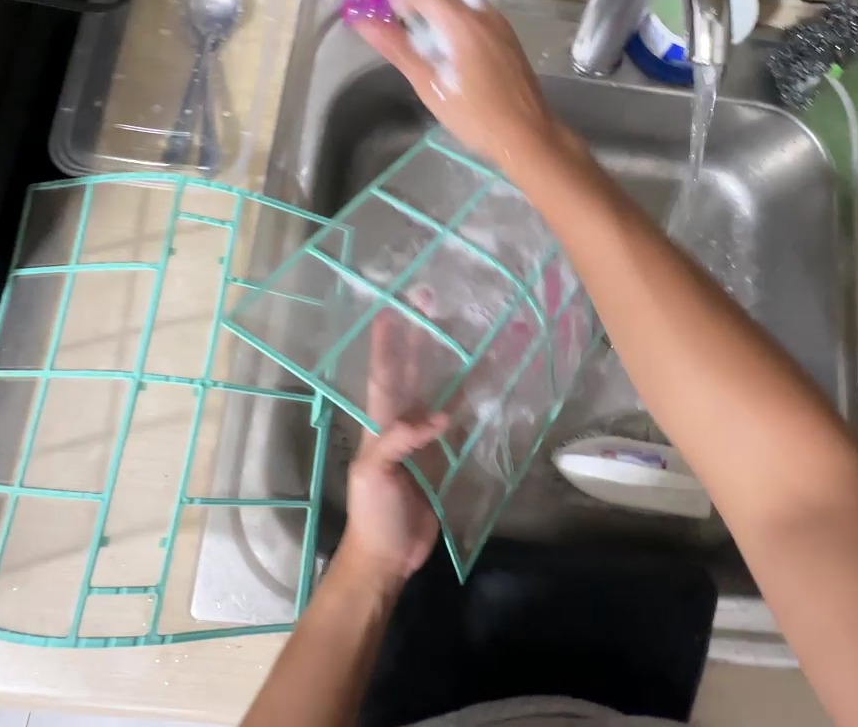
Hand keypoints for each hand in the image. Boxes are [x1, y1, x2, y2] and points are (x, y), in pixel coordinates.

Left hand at [337, 314, 448, 588]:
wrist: (388, 555)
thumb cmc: (374, 513)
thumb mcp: (374, 475)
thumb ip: (399, 442)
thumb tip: (439, 417)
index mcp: (379, 422)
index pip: (383, 372)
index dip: (387, 340)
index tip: (395, 306)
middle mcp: (401, 421)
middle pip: (409, 370)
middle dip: (417, 336)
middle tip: (431, 302)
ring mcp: (422, 438)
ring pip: (435, 389)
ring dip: (445, 361)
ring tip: (462, 332)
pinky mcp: (442, 456)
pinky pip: (456, 420)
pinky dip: (468, 400)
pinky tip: (483, 383)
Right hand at [351, 0, 561, 168]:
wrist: (526, 133)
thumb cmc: (474, 115)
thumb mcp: (429, 85)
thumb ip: (398, 49)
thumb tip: (363, 22)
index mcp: (460, 22)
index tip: (387, 11)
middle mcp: (482, 13)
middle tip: (403, 2)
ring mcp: (499, 22)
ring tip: (423, 15)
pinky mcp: (508, 35)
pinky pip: (479, 5)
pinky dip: (459, 4)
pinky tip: (450, 32)